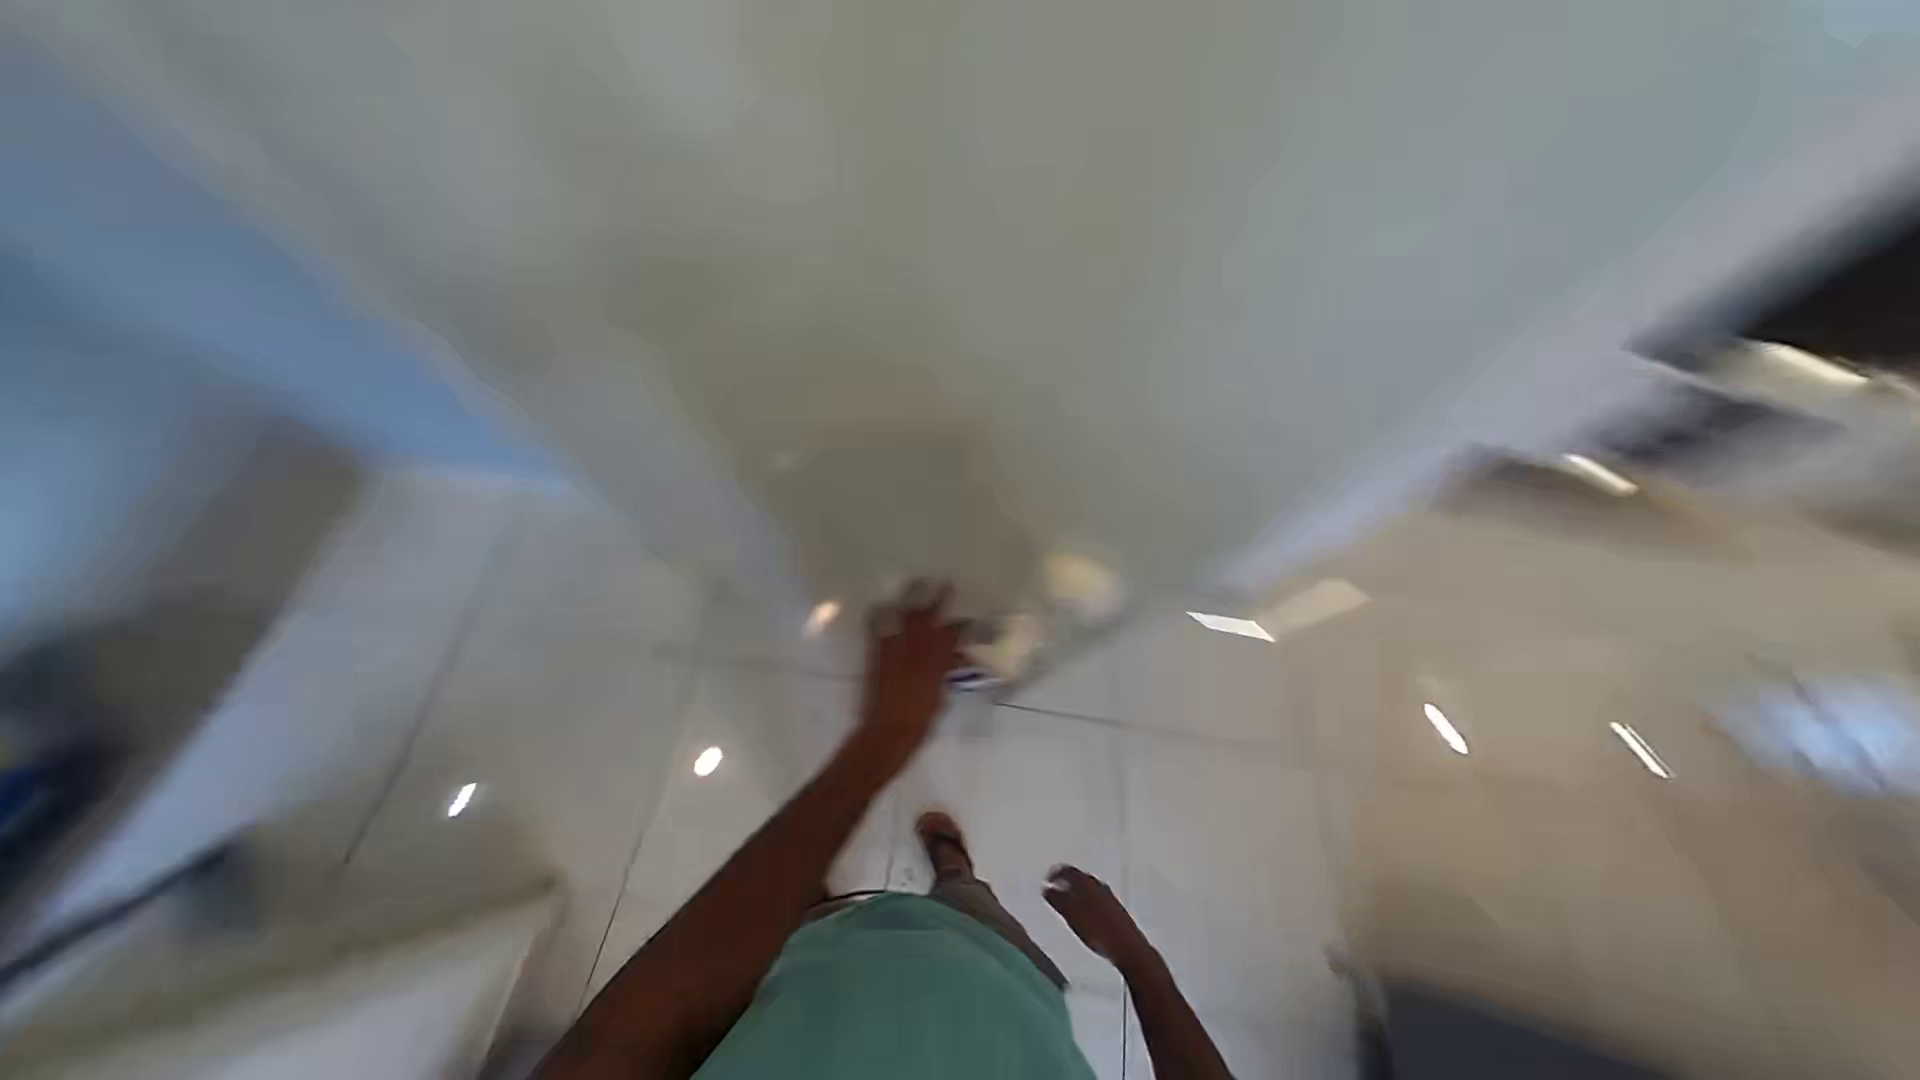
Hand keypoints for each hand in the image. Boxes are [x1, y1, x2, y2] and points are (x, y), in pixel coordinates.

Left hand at [850, 581, 964, 771]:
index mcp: (936, 661)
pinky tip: (882, 606)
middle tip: (945, 584)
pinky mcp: (877, 655)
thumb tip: (954, 656)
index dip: (963, 625)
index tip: (970, 619)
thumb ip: (945, 671)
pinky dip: (880, 616)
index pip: (953, 635)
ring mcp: (894, 650)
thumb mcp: (940, 694)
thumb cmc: (920, 720)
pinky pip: (877, 628)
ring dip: (912, 600)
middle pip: (929, 618)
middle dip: (938, 600)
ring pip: (904, 618)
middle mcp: (916, 650)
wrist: (887, 732)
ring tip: (916, 584)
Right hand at [1044, 865, 1153, 970]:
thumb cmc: (1099, 931)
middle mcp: (1098, 885)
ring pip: (1088, 887)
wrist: (1128, 948)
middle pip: (1077, 876)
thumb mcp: (1071, 915)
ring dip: (1076, 891)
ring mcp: (1108, 896)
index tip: (1047, 880)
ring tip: (1067, 901)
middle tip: (1055, 888)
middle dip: (1065, 881)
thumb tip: (1046, 889)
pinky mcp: (1115, 908)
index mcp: (1085, 882)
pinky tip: (1085, 913)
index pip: (1065, 870)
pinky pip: (1096, 897)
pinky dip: (1087, 900)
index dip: (1053, 874)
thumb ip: (1057, 900)